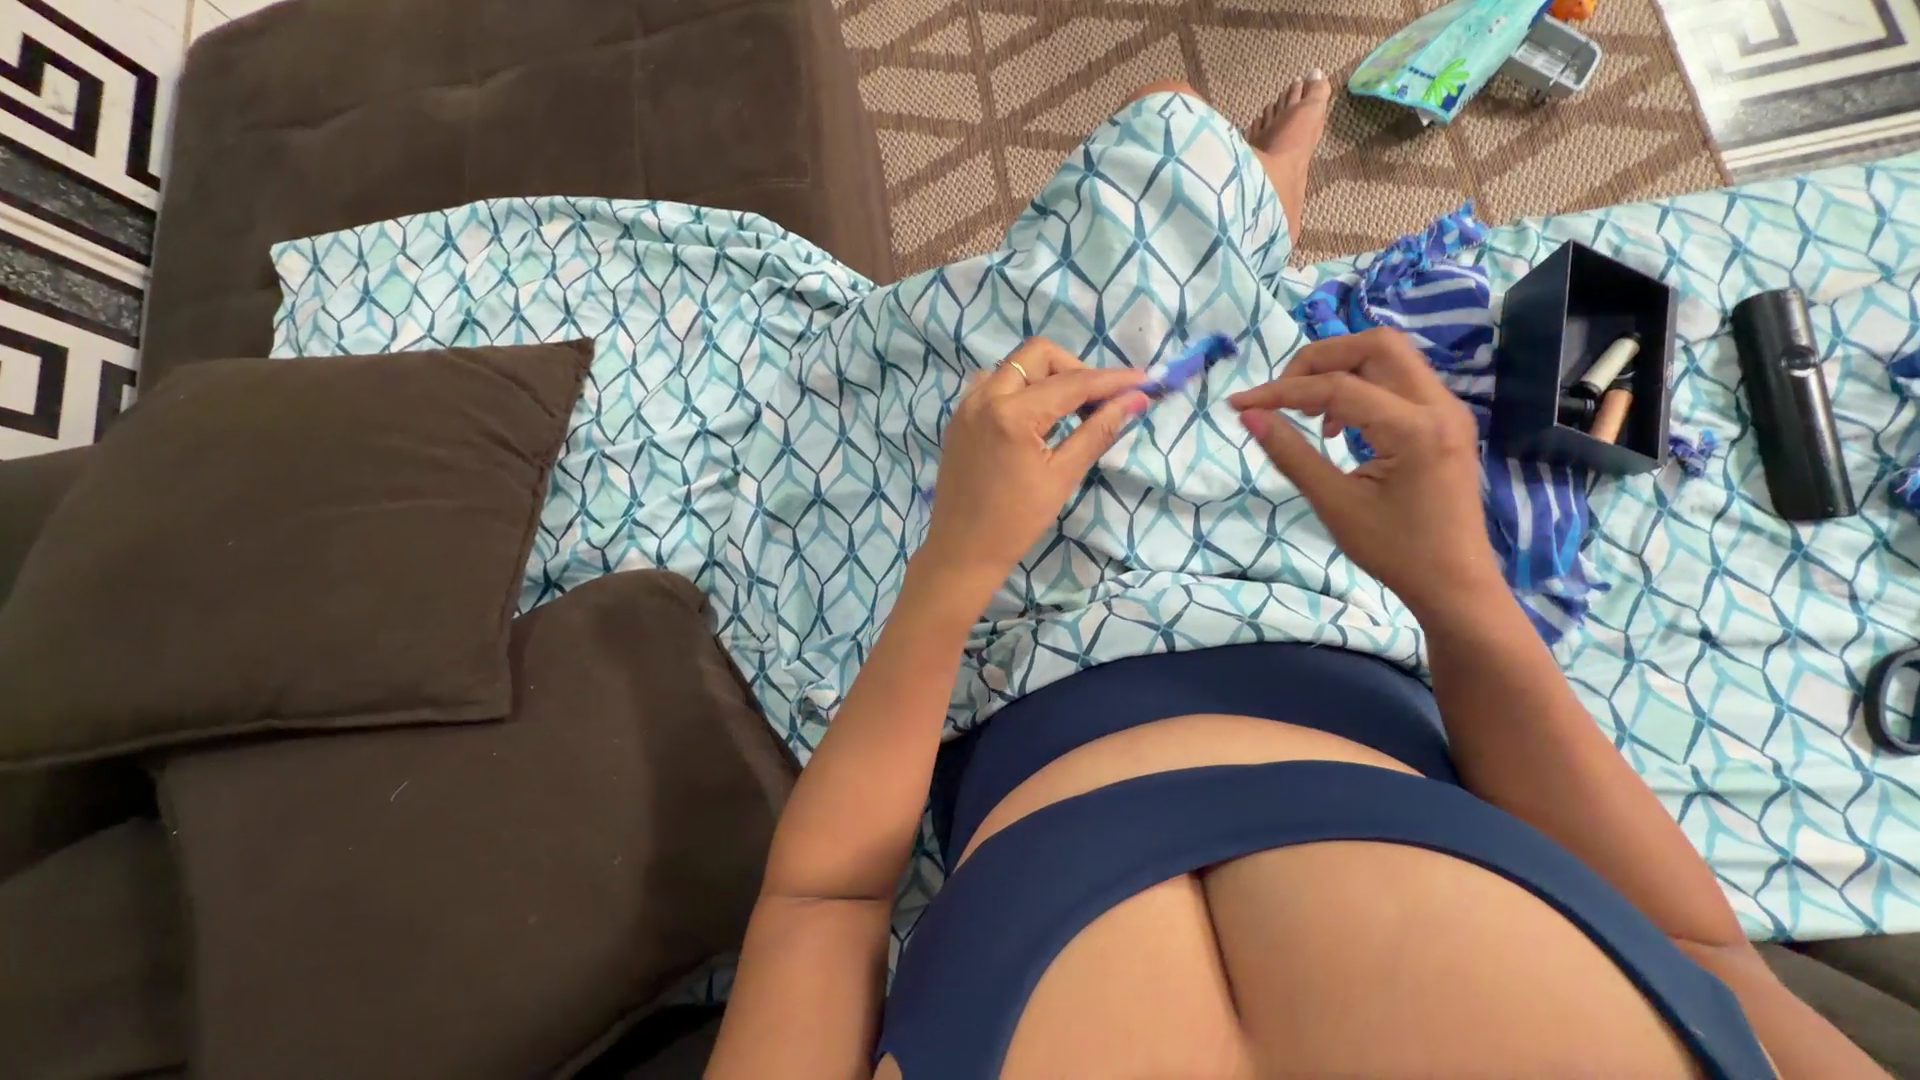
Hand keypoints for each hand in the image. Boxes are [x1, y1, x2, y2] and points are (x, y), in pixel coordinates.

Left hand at [919, 338, 1148, 592]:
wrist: (963, 550)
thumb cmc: (1017, 521)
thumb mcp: (1064, 476)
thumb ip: (1099, 430)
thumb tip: (1136, 400)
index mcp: (1012, 413)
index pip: (1073, 382)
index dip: (1113, 380)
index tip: (1144, 381)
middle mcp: (985, 397)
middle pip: (1039, 355)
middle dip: (1075, 370)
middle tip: (1098, 402)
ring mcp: (967, 405)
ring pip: (1015, 366)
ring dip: (1047, 378)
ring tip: (1069, 414)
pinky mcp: (960, 417)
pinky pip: (995, 385)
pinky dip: (1022, 391)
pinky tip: (1038, 422)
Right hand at [1228, 328, 1502, 615]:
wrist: (1454, 582)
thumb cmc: (1394, 550)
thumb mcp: (1334, 503)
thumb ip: (1291, 453)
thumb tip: (1249, 416)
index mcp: (1414, 429)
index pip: (1338, 386)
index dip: (1281, 391)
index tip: (1239, 404)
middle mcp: (1438, 406)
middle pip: (1375, 345)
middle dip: (1318, 360)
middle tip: (1282, 395)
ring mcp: (1447, 410)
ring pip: (1389, 357)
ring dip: (1341, 370)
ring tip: (1309, 414)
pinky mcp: (1444, 420)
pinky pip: (1399, 381)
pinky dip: (1361, 387)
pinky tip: (1338, 425)